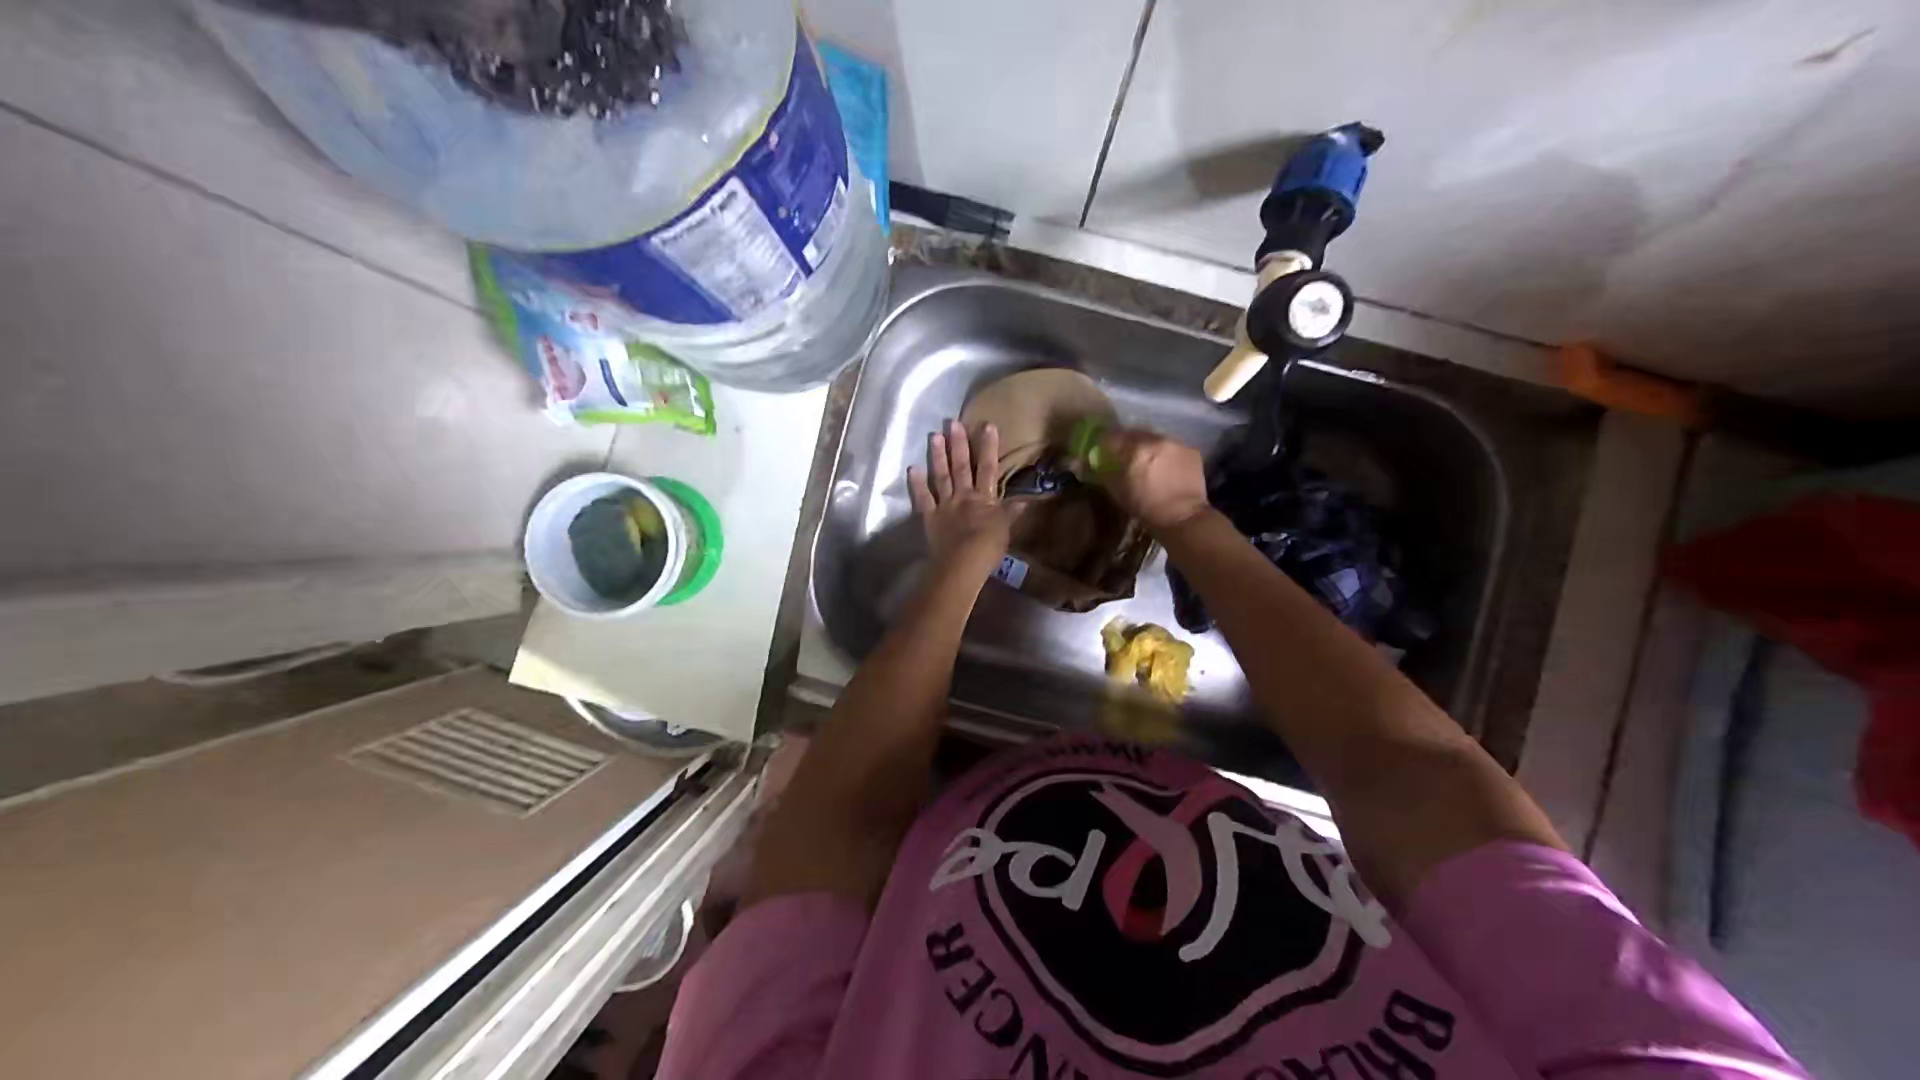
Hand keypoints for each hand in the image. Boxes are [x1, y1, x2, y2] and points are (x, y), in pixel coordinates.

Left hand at [908, 420, 1014, 574]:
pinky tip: (912, 468)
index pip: (988, 468)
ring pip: (941, 476)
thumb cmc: (988, 547)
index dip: (988, 447)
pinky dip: (917, 484)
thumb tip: (1026, 500)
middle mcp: (963, 496)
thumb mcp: (1005, 529)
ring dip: (938, 456)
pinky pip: (923, 498)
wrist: (963, 563)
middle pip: (961, 466)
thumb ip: (1012, 513)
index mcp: (984, 498)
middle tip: (952, 422)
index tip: (987, 425)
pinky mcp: (930, 517)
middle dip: (958, 444)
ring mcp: (945, 505)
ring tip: (934, 435)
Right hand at [1095, 428, 1211, 530]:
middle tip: (1123, 456)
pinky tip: (1165, 468)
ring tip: (1146, 462)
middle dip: (1125, 442)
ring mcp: (1176, 443)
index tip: (1100, 451)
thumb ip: (1101, 472)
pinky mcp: (1191, 450)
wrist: (1183, 518)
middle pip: (1133, 433)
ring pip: (1154, 438)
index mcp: (1134, 449)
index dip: (1102, 443)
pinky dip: (1164, 453)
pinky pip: (1171, 446)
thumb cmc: (1145, 508)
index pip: (1110, 436)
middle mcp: (1155, 439)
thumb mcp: (1117, 492)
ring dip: (1146, 446)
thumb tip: (1084, 462)